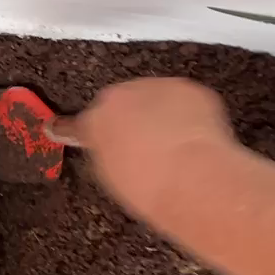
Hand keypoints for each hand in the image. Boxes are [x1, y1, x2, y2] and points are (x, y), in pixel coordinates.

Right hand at [51, 77, 238, 214]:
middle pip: (117, 102)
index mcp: (92, 120)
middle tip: (140, 142)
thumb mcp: (108, 176)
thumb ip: (100, 151)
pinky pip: (179, 95)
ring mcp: (151, 88)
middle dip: (127, 117)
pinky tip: (188, 133)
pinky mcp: (184, 88)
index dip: (89, 130)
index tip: (86, 133)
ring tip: (168, 140)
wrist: (192, 180)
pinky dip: (183, 109)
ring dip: (155, 111)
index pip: (81, 120)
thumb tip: (105, 148)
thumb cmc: (151, 186)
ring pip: (149, 95)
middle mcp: (117, 97)